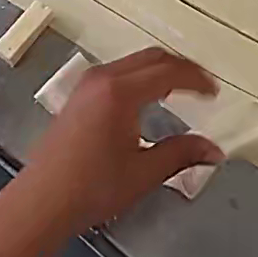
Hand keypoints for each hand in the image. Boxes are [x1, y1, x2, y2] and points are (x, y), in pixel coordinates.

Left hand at [14, 48, 222, 234]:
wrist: (43, 200)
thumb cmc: (92, 187)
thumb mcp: (144, 172)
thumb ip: (181, 154)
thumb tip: (213, 150)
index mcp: (121, 92)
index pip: (169, 72)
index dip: (196, 80)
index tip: (214, 92)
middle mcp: (104, 78)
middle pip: (152, 57)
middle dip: (182, 68)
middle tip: (203, 86)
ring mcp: (89, 83)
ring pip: (135, 61)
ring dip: (161, 69)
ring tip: (183, 89)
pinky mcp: (81, 92)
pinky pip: (120, 70)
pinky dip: (142, 75)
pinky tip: (150, 95)